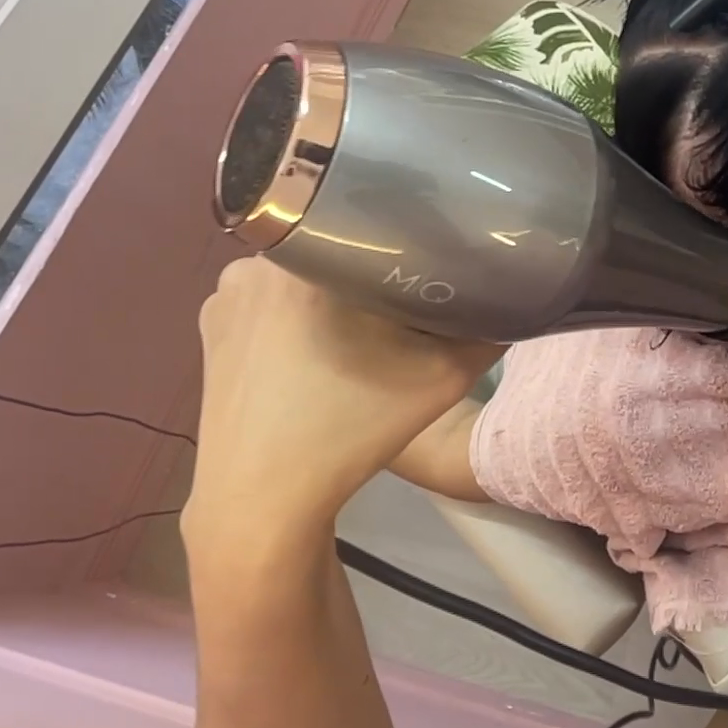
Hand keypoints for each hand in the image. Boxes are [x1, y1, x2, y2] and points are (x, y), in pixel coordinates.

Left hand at [183, 258, 503, 543]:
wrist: (262, 504)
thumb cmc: (351, 430)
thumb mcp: (443, 378)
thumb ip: (488, 329)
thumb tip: (516, 296)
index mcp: (306, 260)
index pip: (376, 224)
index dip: (415, 239)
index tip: (440, 261)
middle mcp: (253, 264)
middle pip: (340, 245)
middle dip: (377, 268)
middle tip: (412, 298)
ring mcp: (224, 297)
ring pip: (306, 271)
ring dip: (337, 290)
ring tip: (369, 326)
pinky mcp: (211, 328)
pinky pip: (273, 299)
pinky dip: (300, 312)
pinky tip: (322, 349)